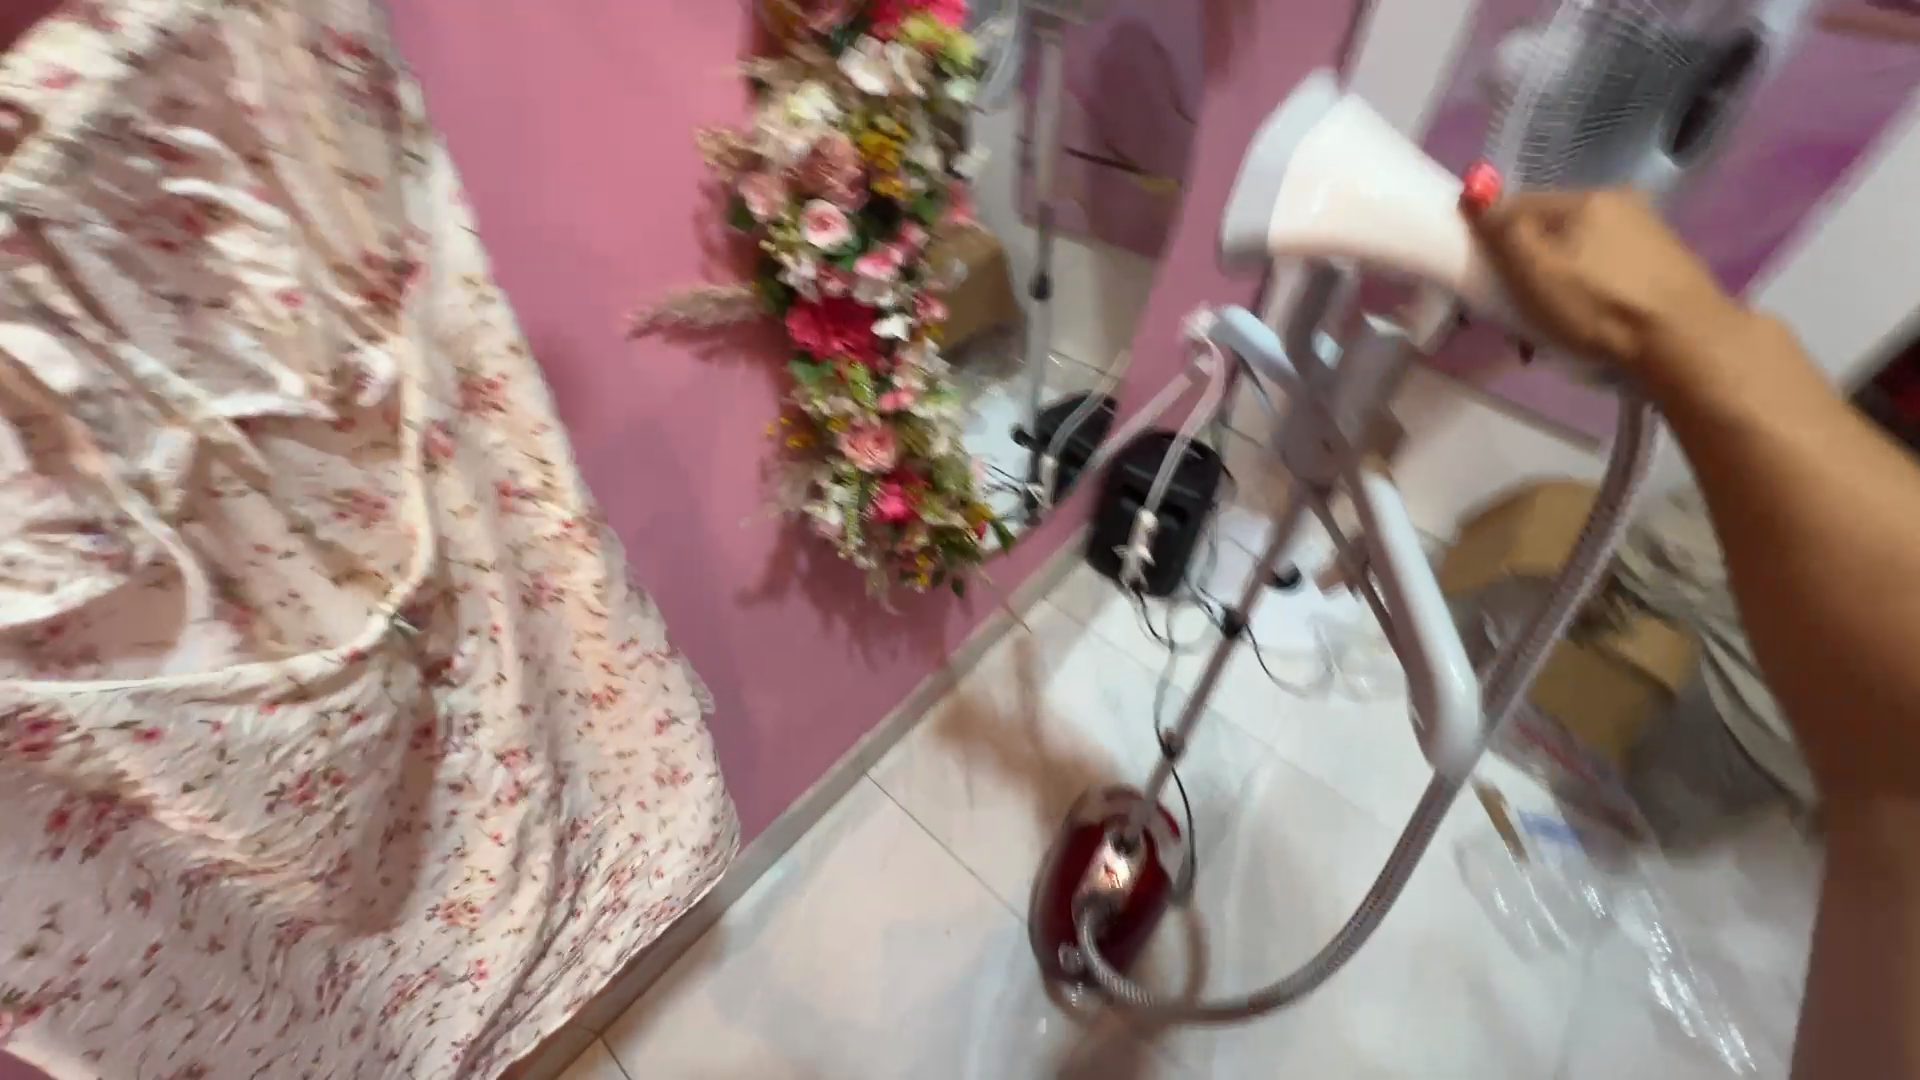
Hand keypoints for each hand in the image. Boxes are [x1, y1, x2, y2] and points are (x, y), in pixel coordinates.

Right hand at [1465, 189, 1747, 378]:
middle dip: (1518, 268)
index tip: (1479, 280)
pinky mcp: (1655, 262)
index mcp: (1585, 198)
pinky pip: (1595, 269)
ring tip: (1540, 324)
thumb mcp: (1533, 269)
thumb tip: (1474, 186)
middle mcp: (1618, 203)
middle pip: (1544, 231)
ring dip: (1545, 284)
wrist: (1678, 339)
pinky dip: (1576, 291)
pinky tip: (1576, 319)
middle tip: (1507, 312)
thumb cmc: (1593, 305)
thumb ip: (1501, 228)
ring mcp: (1642, 231)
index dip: (1488, 240)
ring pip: (1569, 252)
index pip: (1515, 206)